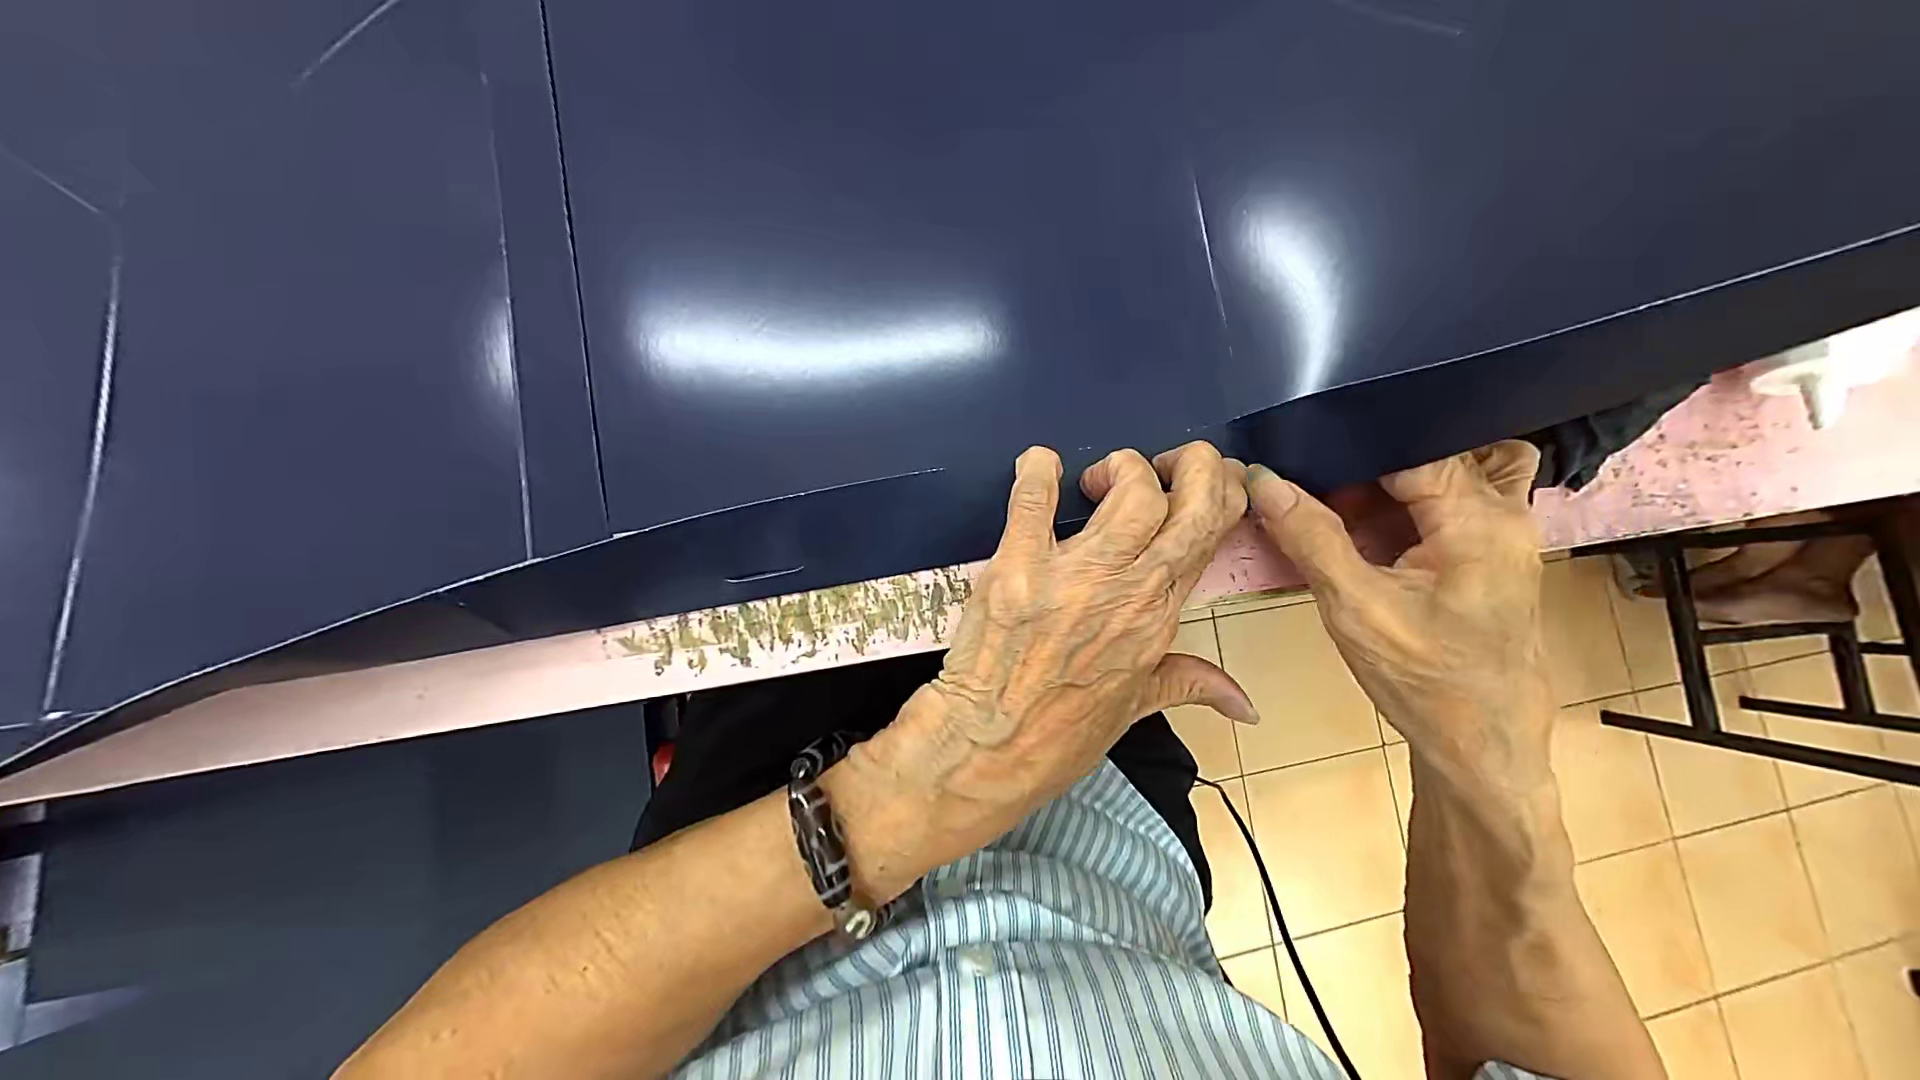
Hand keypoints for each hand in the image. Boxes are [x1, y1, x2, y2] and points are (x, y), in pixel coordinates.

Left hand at [838, 442, 1257, 888]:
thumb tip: (1245, 703)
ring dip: (1120, 469)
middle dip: (1189, 463)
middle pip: (1188, 498)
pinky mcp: (1018, 567)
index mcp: (1160, 615)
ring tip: (1094, 484)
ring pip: (1129, 489)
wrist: (988, 749)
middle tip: (1158, 469)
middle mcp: (1131, 588)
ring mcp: (1075, 575)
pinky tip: (1037, 465)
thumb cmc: (1060, 733)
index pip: (1213, 529)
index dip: (1219, 489)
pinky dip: (1037, 470)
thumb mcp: (1135, 707)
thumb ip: (1190, 683)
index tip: (1199, 481)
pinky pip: (1034, 498)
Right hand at [1243, 442, 1553, 789]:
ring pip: (1434, 477)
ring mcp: (1496, 532)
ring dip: (1378, 487)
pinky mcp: (1480, 551)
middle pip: (1429, 453)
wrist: (1479, 742)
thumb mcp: (1354, 607)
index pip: (1415, 447)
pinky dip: (1391, 509)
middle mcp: (1502, 513)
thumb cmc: (1424, 679)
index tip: (1301, 457)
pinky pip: (1435, 506)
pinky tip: (1352, 533)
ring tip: (1330, 510)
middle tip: (1311, 485)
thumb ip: (1310, 537)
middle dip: (1364, 465)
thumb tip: (1262, 479)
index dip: (1353, 447)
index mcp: (1481, 521)